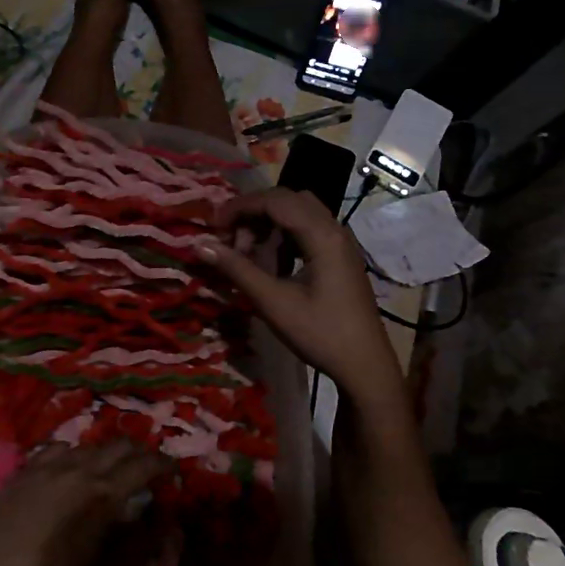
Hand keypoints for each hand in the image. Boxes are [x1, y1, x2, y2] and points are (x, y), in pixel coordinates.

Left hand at [0, 442, 166, 565]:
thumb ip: (137, 546)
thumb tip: (166, 520)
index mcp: (99, 496)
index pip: (143, 464)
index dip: (164, 465)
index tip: (174, 475)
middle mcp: (72, 471)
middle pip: (117, 446)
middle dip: (139, 455)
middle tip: (150, 474)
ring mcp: (39, 471)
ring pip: (85, 446)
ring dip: (106, 454)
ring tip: (112, 475)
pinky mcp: (15, 479)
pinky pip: (53, 452)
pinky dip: (72, 456)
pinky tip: (70, 476)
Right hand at [197, 188, 401, 396]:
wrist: (364, 364)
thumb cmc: (320, 333)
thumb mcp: (273, 302)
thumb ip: (237, 269)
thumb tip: (200, 245)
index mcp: (322, 235)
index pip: (275, 200)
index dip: (240, 207)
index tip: (215, 228)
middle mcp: (334, 229)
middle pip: (287, 201)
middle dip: (254, 215)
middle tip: (231, 242)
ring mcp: (340, 243)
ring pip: (298, 215)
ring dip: (268, 228)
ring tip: (248, 257)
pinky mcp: (340, 257)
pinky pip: (308, 233)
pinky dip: (284, 240)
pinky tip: (272, 267)